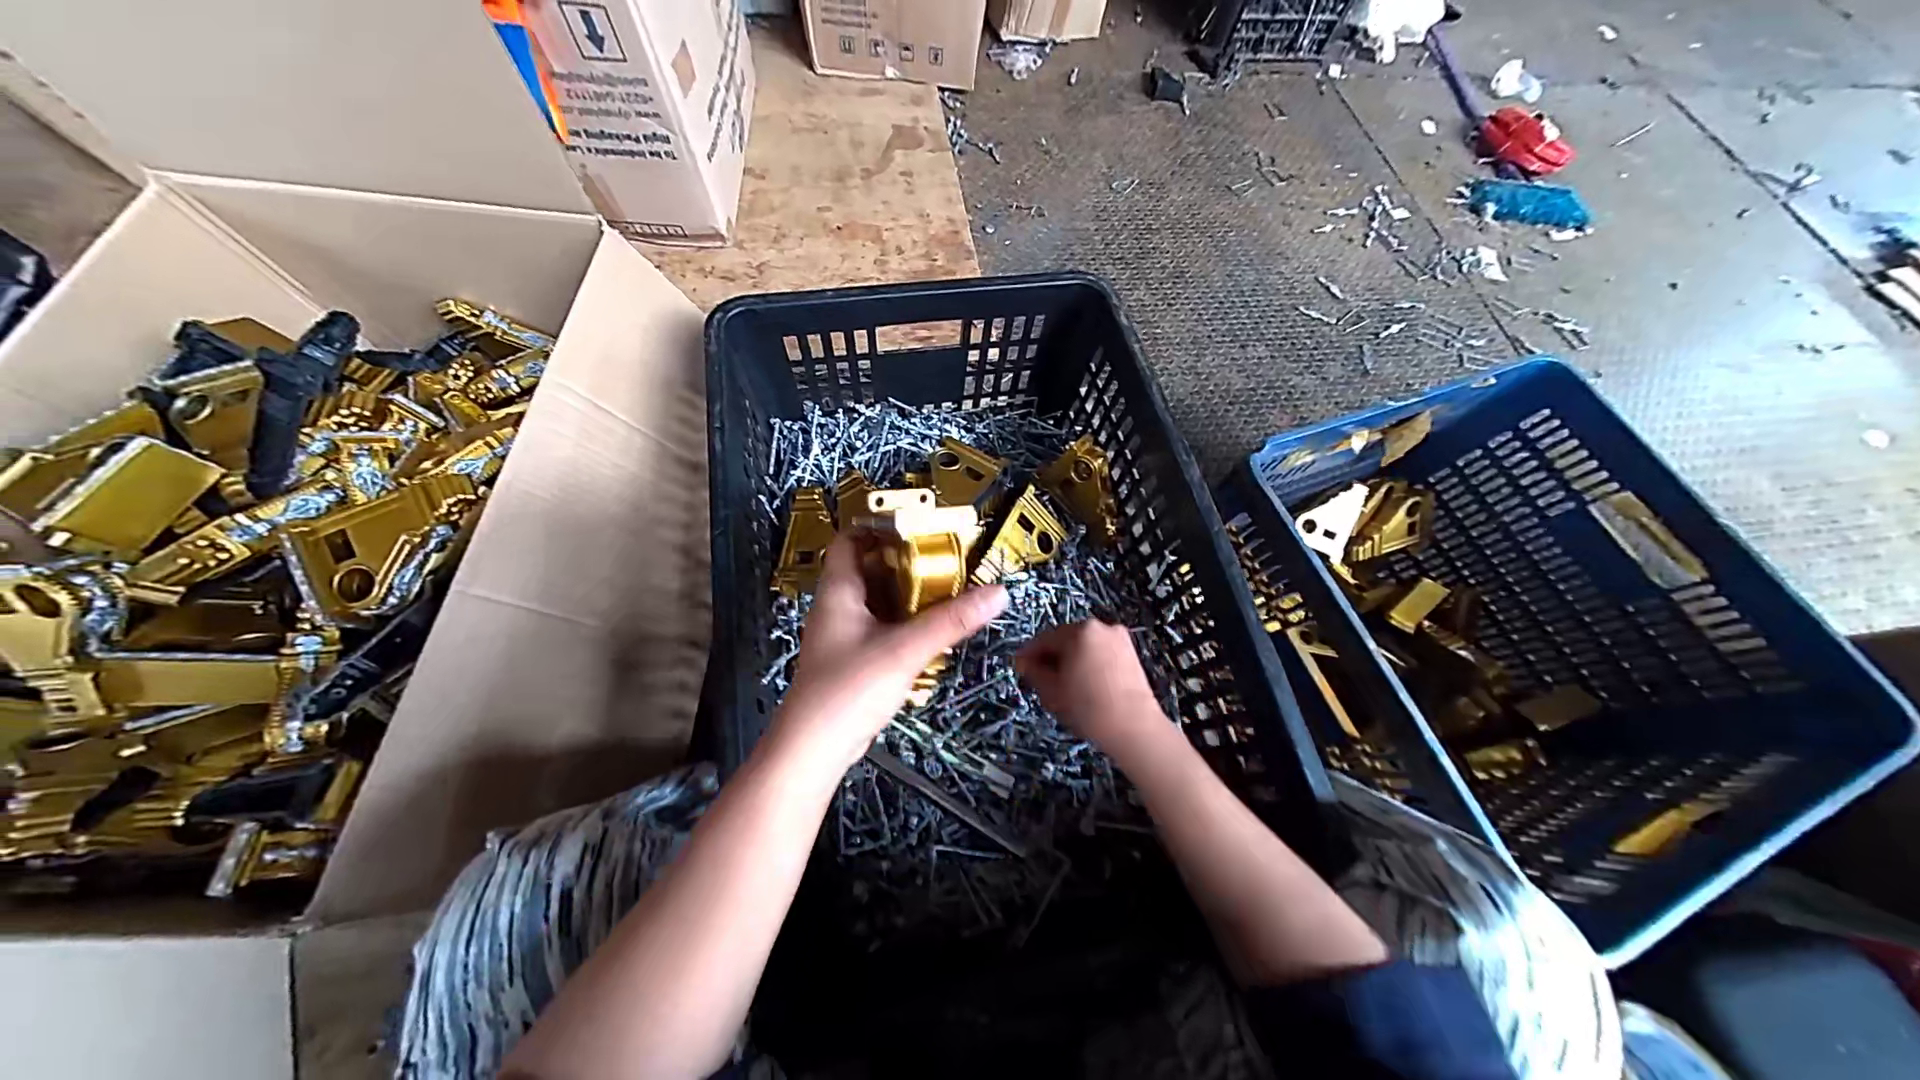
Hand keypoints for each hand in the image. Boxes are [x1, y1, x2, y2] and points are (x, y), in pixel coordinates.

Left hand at [772, 534, 1008, 773]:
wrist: (814, 749)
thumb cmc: (849, 689)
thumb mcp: (906, 650)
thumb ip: (952, 621)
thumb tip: (997, 593)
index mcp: (838, 592)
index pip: (850, 540)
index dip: (880, 527)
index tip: (918, 528)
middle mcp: (836, 608)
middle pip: (868, 569)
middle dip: (905, 562)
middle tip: (943, 560)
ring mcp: (841, 636)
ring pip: (876, 601)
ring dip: (907, 595)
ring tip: (943, 592)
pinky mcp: (851, 661)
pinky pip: (879, 628)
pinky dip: (903, 622)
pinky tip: (928, 632)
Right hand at [1014, 620, 1170, 753]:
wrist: (1134, 728)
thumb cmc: (1087, 707)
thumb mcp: (1051, 690)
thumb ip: (1033, 671)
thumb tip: (1024, 662)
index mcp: (1079, 631)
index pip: (1044, 639)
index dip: (1029, 654)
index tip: (1019, 668)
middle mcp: (1100, 627)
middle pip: (1065, 639)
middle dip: (1051, 657)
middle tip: (1039, 678)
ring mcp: (1118, 639)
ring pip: (1084, 646)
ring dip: (1070, 660)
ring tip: (1063, 685)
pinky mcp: (1131, 654)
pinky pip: (1100, 653)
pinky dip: (1089, 663)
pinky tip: (1084, 685)